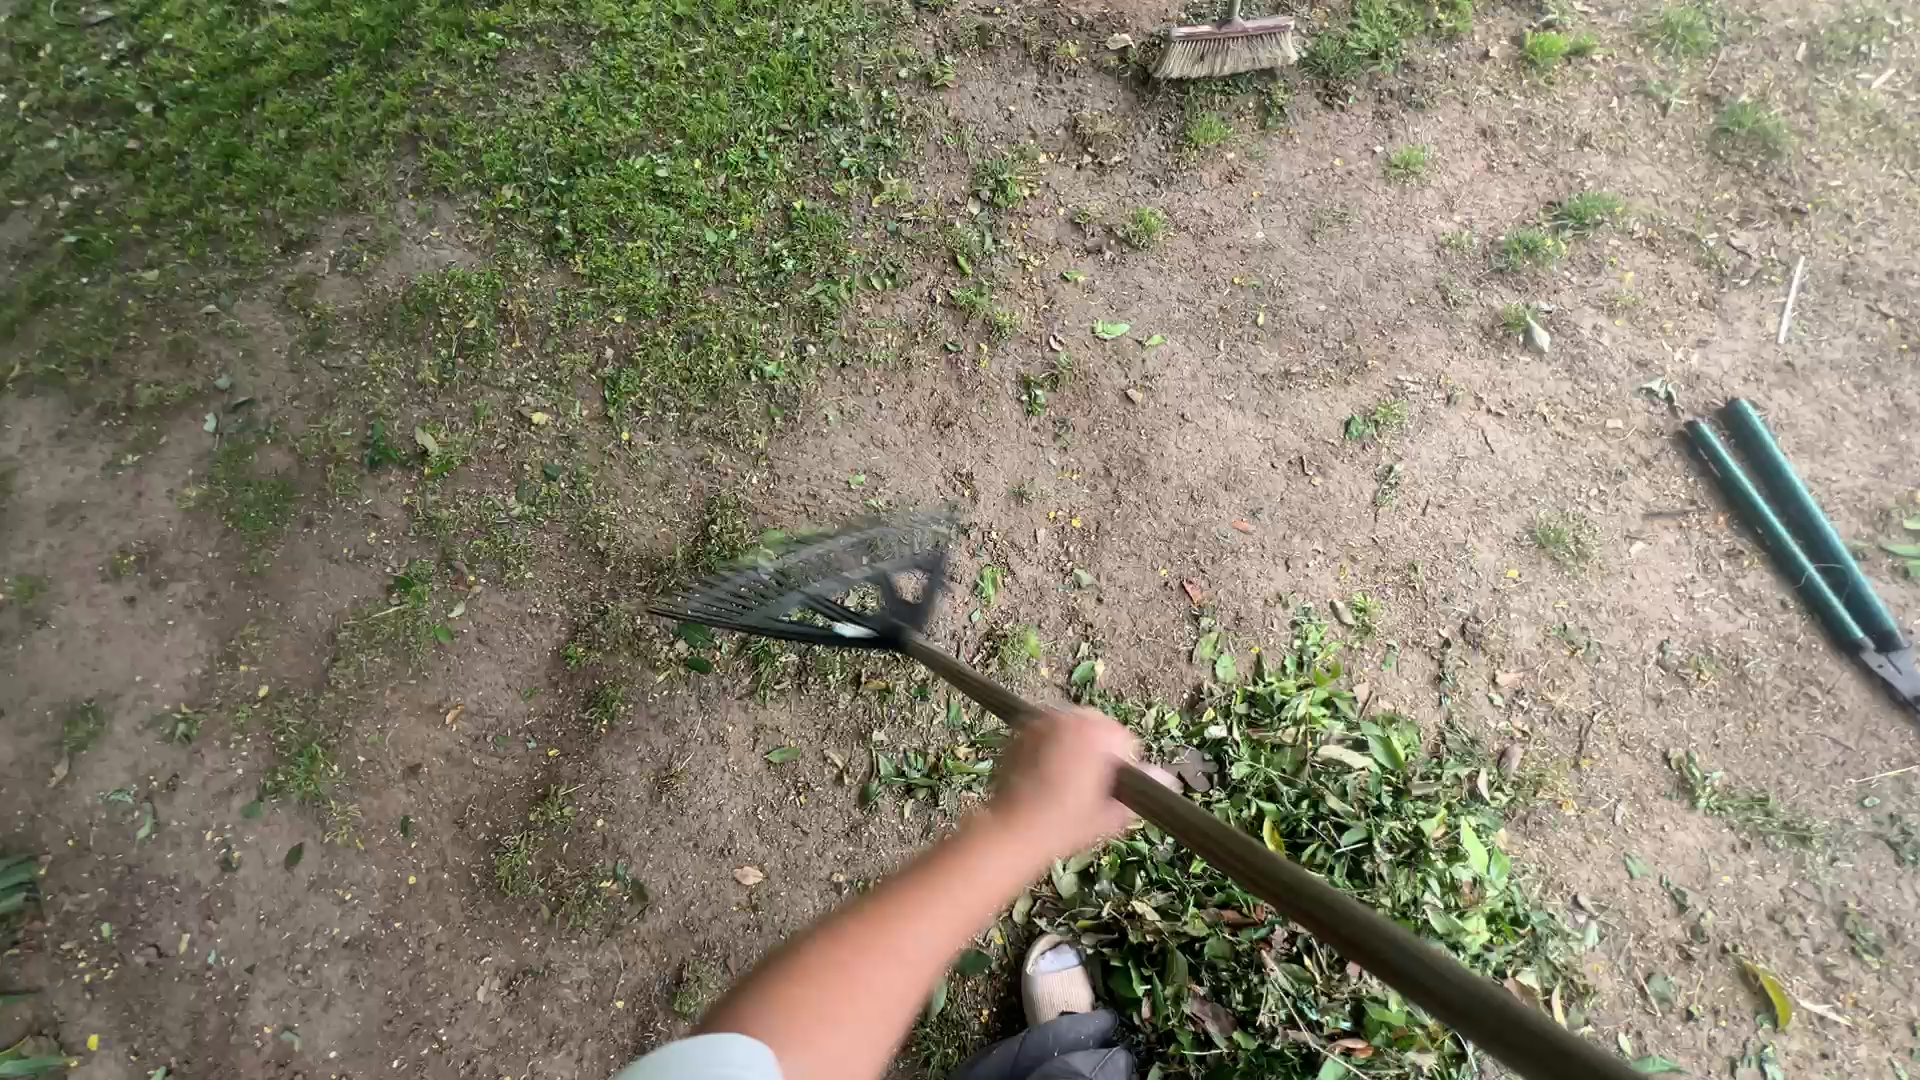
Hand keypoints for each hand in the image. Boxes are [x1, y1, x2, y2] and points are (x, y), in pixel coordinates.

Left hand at [986, 707, 1138, 861]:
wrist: (1013, 827)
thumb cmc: (1066, 823)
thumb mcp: (1111, 813)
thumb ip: (1143, 790)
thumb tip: (1167, 779)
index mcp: (1098, 732)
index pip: (1126, 739)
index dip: (1123, 765)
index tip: (1111, 787)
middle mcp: (1070, 717)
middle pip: (1097, 725)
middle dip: (1098, 748)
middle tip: (1089, 782)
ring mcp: (1041, 719)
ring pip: (1070, 725)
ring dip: (1074, 742)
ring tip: (1065, 777)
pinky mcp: (1019, 729)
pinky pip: (1045, 731)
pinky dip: (1049, 743)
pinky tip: (1043, 772)